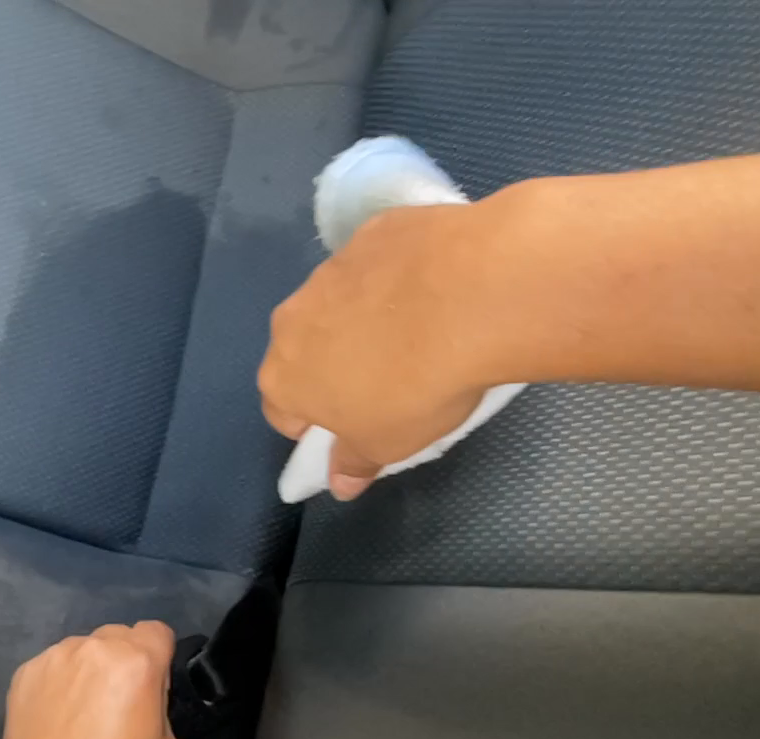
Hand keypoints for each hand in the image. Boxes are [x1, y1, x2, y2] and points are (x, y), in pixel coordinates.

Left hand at [0, 622, 208, 738]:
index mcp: (137, 662)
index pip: (159, 631)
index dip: (164, 658)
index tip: (158, 690)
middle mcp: (94, 647)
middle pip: (120, 637)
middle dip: (128, 662)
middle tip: (126, 707)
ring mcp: (54, 657)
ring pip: (84, 650)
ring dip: (92, 671)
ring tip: (86, 714)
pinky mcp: (24, 674)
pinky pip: (52, 667)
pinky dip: (60, 684)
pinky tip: (57, 720)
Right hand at [259, 196, 529, 498]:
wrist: (478, 293)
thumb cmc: (418, 386)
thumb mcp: (389, 443)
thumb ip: (354, 463)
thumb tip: (340, 485)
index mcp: (283, 378)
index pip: (281, 412)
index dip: (314, 425)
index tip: (353, 426)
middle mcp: (291, 321)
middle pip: (302, 352)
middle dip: (331, 366)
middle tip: (386, 379)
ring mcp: (330, 270)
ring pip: (336, 304)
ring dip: (362, 319)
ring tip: (421, 328)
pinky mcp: (372, 232)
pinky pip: (376, 262)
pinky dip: (398, 275)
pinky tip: (439, 285)